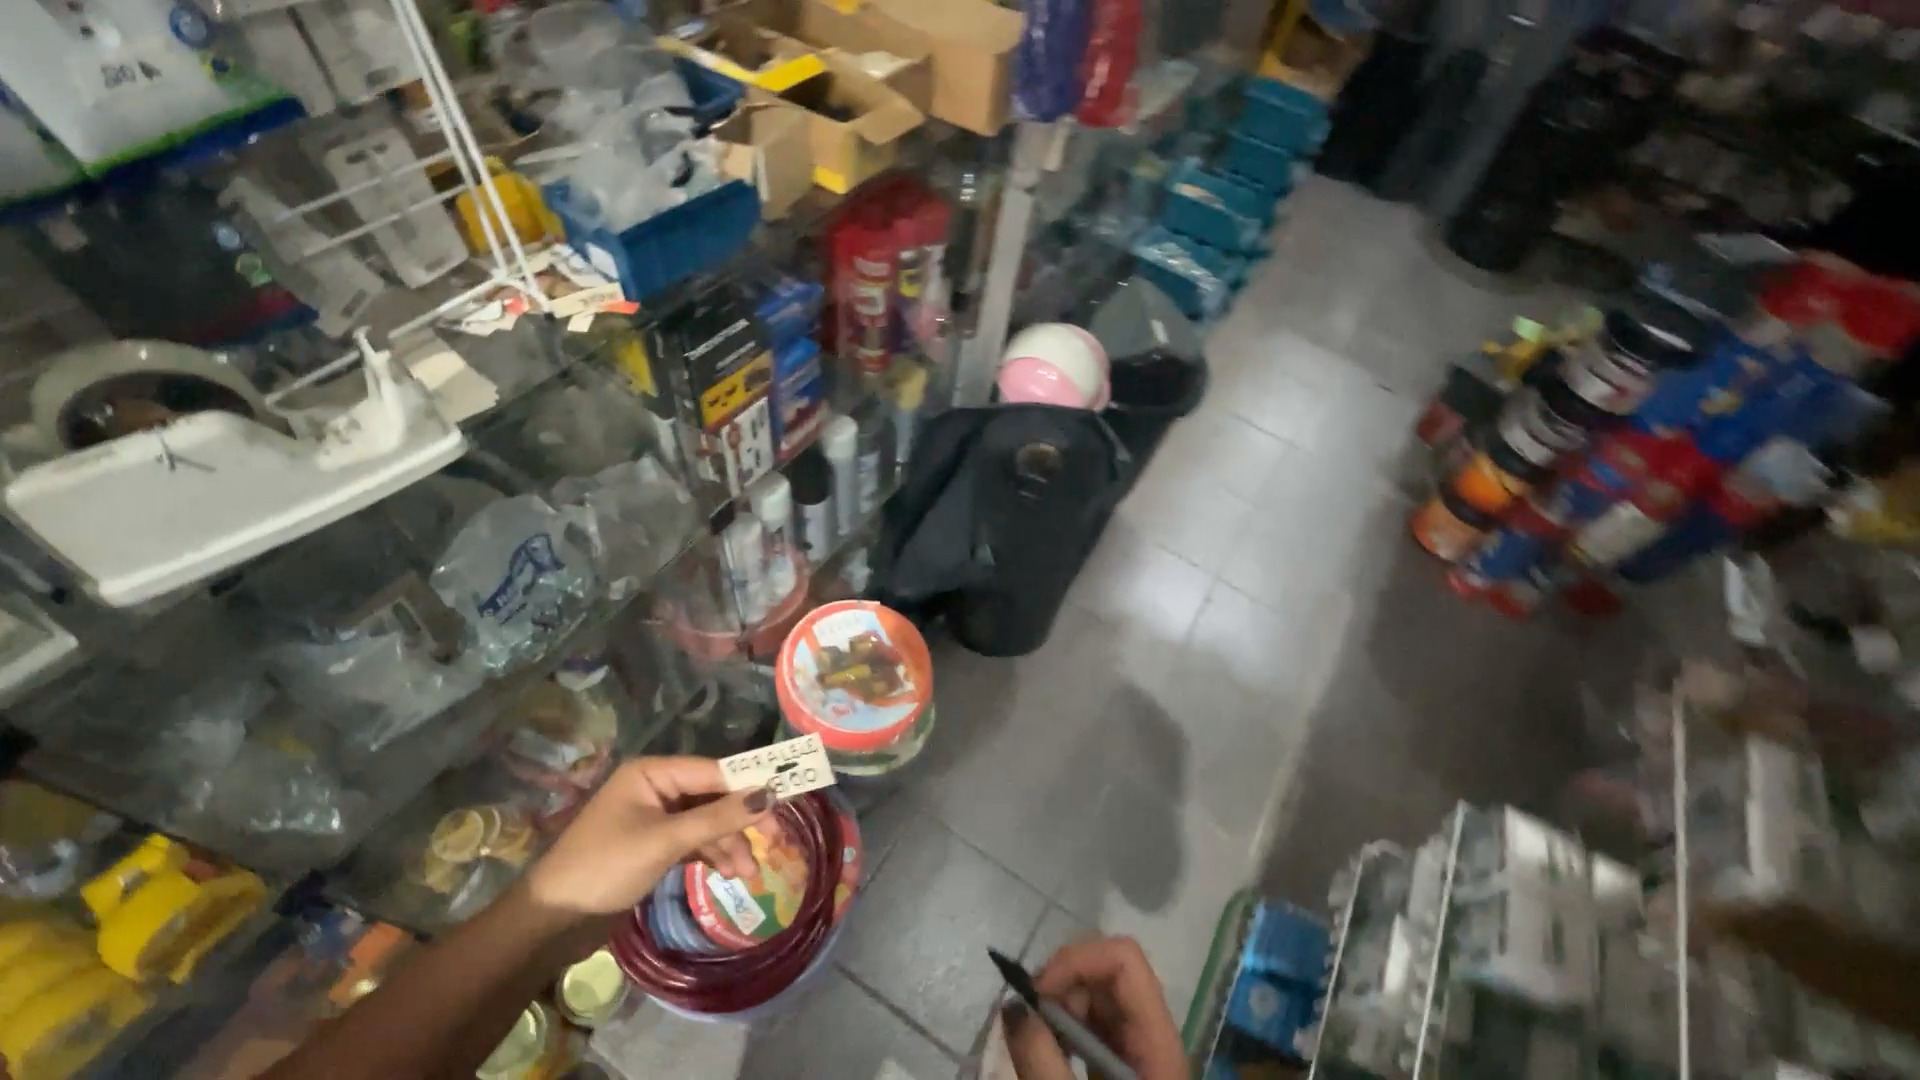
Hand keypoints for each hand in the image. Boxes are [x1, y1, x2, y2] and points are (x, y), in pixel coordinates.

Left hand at [523, 756, 774, 917]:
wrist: (552, 922)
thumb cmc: (605, 867)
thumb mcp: (666, 840)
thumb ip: (719, 818)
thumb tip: (770, 794)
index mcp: (652, 773)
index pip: (714, 771)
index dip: (750, 785)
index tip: (784, 803)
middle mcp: (655, 788)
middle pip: (713, 797)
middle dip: (741, 821)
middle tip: (773, 842)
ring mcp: (654, 818)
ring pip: (707, 822)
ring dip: (729, 845)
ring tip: (748, 875)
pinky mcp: (654, 846)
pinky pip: (694, 841)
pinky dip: (713, 854)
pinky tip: (729, 873)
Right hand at [1004, 937, 1187, 1079]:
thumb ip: (1042, 1060)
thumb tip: (1011, 1004)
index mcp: (1159, 1040)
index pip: (1124, 958)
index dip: (1076, 960)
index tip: (1035, 993)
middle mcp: (1154, 1034)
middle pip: (1108, 973)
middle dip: (1062, 984)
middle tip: (1027, 1018)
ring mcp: (1140, 1051)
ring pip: (1097, 998)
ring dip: (1059, 1006)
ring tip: (1033, 1039)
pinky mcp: (1122, 1069)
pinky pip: (1094, 1027)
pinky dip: (1064, 1029)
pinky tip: (1048, 1052)